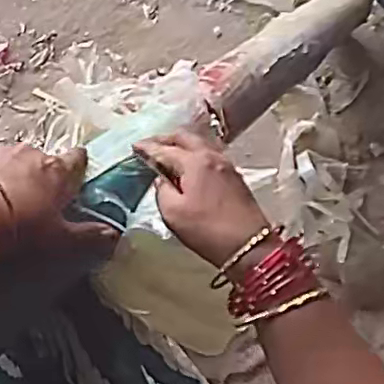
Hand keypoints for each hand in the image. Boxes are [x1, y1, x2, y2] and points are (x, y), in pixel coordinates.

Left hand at [0, 144, 117, 259]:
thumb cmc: (19, 233)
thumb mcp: (60, 243)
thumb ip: (90, 237)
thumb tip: (115, 234)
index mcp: (58, 170)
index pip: (78, 160)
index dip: (78, 170)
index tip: (77, 182)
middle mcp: (31, 154)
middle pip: (44, 161)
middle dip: (43, 177)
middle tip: (38, 204)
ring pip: (14, 161)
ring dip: (14, 176)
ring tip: (7, 204)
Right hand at [134, 130, 269, 268]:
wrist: (248, 245)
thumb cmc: (207, 230)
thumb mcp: (173, 213)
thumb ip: (162, 191)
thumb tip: (162, 179)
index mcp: (194, 162)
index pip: (164, 149)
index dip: (147, 147)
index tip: (135, 147)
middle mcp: (211, 156)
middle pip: (185, 137)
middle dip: (165, 139)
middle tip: (150, 145)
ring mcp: (226, 164)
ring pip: (200, 143)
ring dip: (181, 144)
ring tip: (167, 152)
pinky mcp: (234, 175)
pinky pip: (209, 153)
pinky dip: (194, 152)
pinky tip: (188, 164)